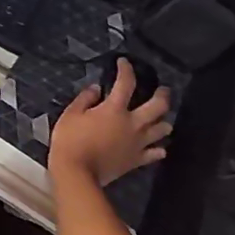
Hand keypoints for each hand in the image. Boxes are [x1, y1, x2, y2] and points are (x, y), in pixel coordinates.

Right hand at [48, 58, 171, 189]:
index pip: (125, 83)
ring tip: (159, 118)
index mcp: (114, 109)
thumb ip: (85, 99)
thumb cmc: (70, 140)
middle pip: (158, 106)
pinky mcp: (138, 159)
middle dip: (163, 95)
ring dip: (163, 121)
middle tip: (163, 90)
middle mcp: (133, 123)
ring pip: (163, 129)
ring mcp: (138, 143)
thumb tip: (97, 89)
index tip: (124, 62)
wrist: (77, 172)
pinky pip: (156, 153)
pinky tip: (156, 147)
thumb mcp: (70, 114)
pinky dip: (158, 149)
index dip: (126, 69)